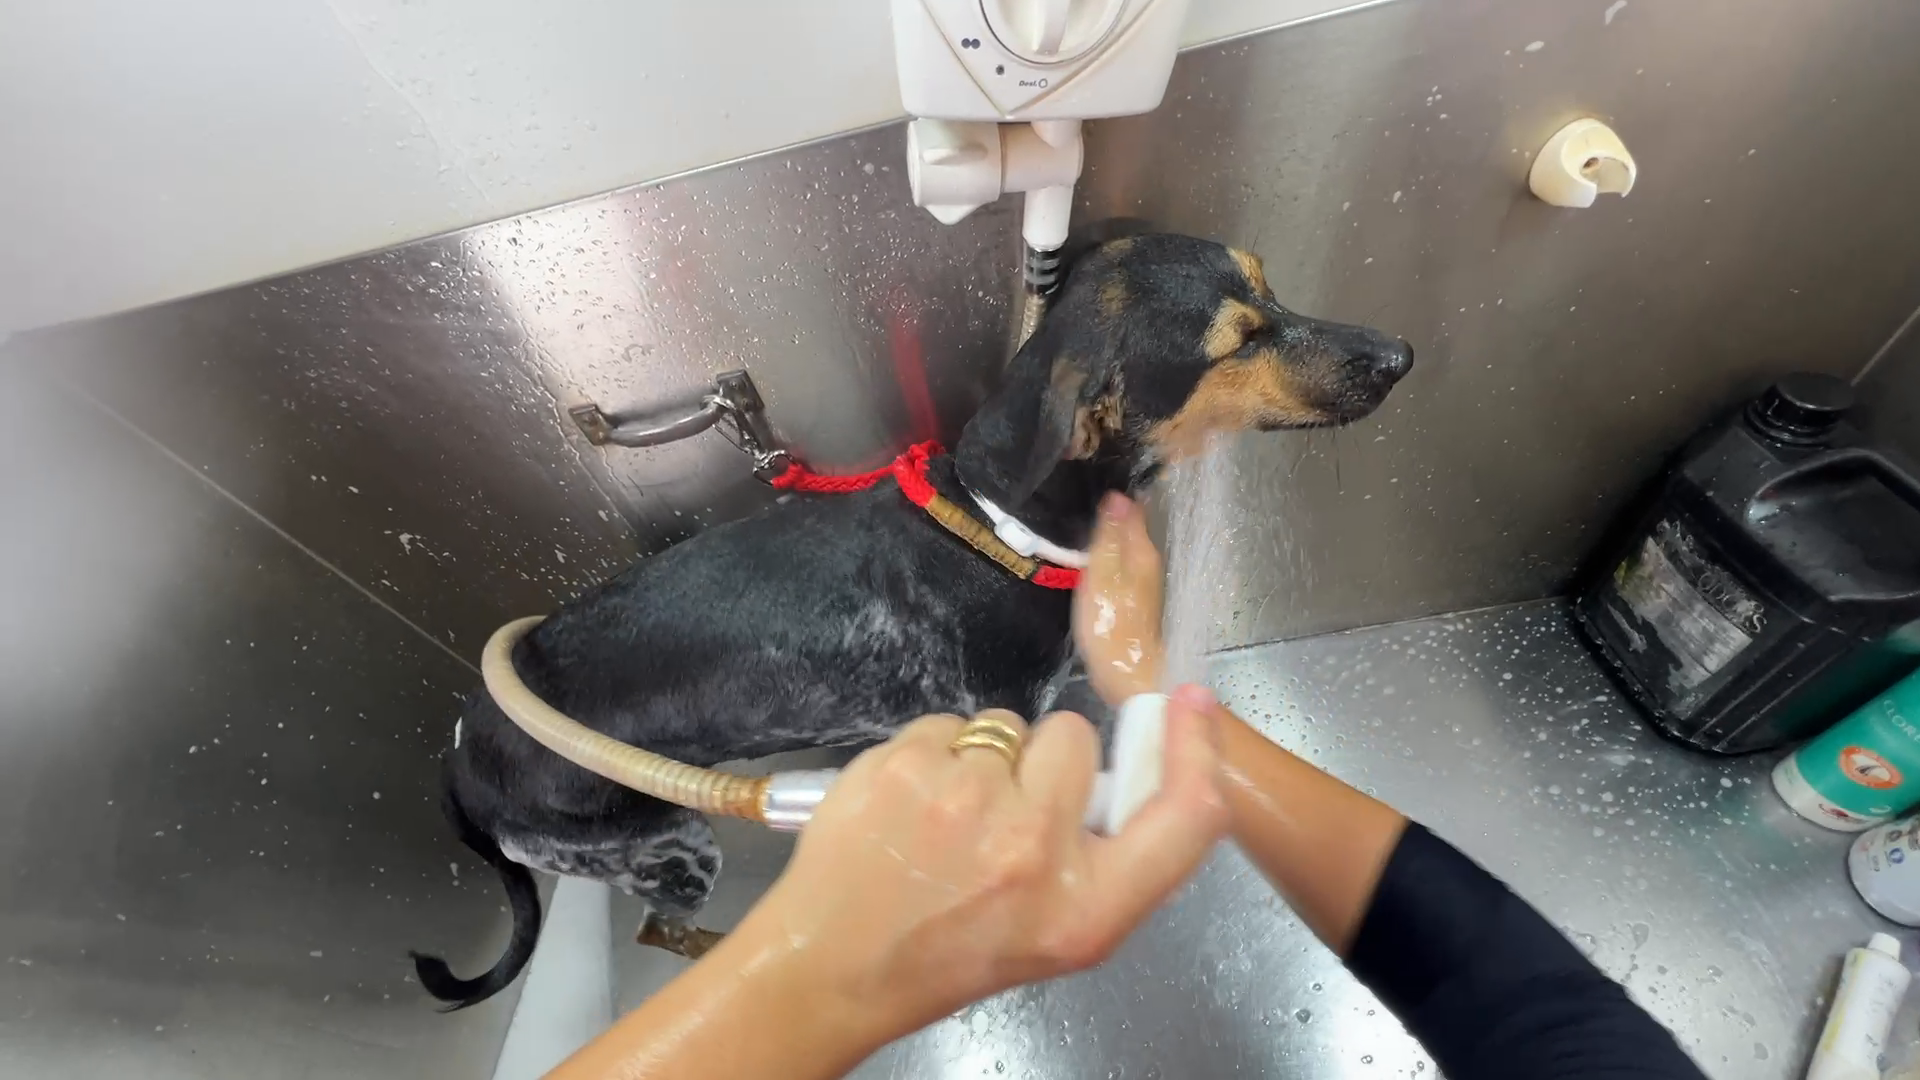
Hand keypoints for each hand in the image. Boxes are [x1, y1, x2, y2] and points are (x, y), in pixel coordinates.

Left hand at [734, 705, 1227, 1049]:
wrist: (836, 961)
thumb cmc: (954, 950)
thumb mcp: (1056, 934)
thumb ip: (1105, 859)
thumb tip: (1128, 769)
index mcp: (1083, 907)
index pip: (1180, 816)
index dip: (1195, 751)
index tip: (1192, 702)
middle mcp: (1032, 845)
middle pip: (1074, 736)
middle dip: (1048, 758)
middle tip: (1006, 806)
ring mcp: (962, 795)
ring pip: (1004, 724)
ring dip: (986, 755)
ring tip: (949, 813)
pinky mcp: (903, 762)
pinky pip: (946, 723)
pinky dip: (934, 752)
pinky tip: (910, 802)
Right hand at [1073, 493, 1166, 704]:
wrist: (1125, 672)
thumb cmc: (1109, 622)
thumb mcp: (1101, 573)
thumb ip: (1109, 536)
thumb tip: (1117, 496)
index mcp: (1142, 552)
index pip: (1132, 510)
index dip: (1115, 497)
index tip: (1091, 485)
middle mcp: (1148, 563)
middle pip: (1130, 528)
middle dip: (1110, 515)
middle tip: (1080, 504)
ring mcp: (1143, 584)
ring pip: (1125, 548)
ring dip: (1108, 537)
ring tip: (1081, 528)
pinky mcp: (1133, 601)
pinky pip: (1121, 567)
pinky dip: (1107, 560)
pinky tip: (1090, 562)